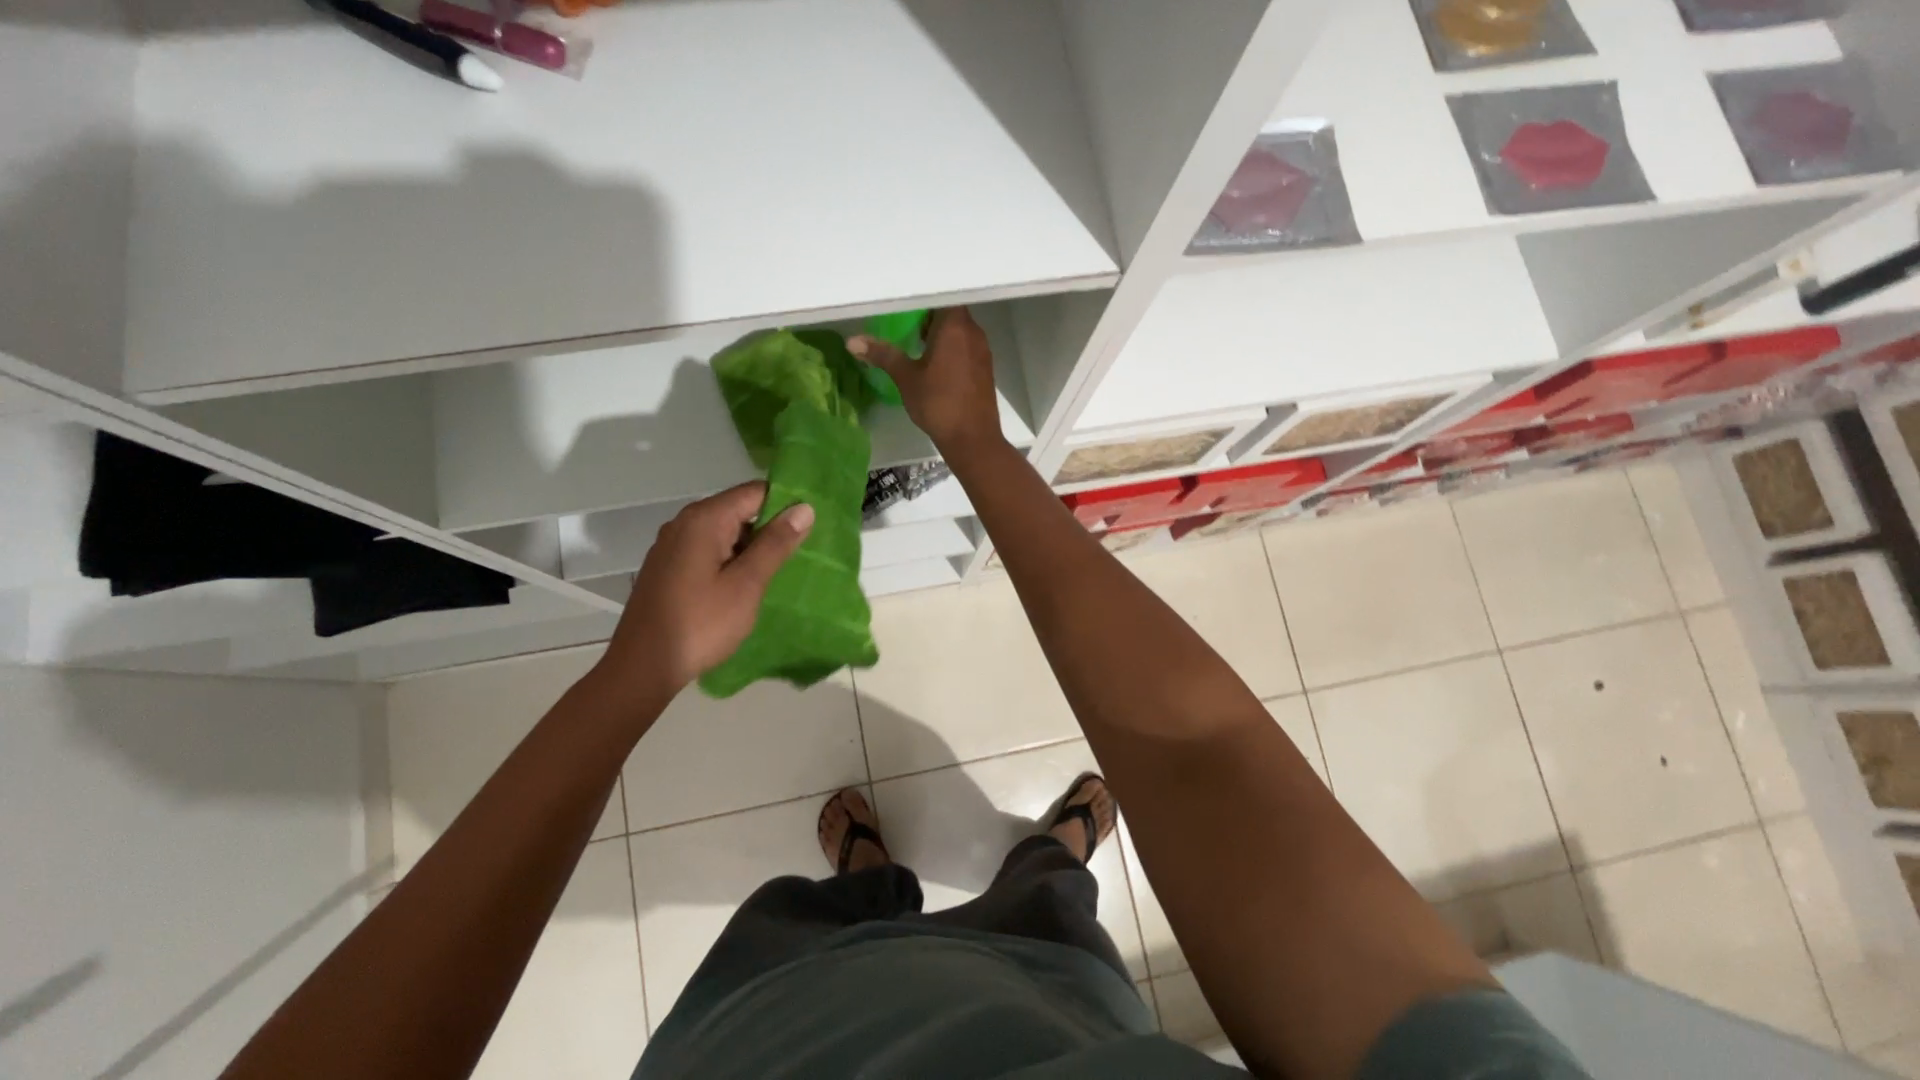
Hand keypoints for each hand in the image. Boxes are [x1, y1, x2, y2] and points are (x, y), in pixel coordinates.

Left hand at [595, 482, 812, 700]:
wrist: (643, 666)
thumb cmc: (700, 624)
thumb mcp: (746, 585)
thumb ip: (775, 544)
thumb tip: (804, 508)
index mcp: (704, 520)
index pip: (754, 492)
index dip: (785, 504)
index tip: (812, 526)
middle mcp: (683, 523)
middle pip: (737, 510)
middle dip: (769, 527)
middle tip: (800, 553)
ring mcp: (671, 546)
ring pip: (722, 533)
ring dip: (750, 547)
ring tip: (777, 572)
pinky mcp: (666, 568)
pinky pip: (706, 551)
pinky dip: (729, 560)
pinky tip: (743, 586)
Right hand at [850, 307, 1002, 453]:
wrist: (972, 438)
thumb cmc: (938, 403)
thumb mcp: (906, 377)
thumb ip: (882, 354)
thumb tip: (852, 341)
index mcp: (955, 326)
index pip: (942, 296)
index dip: (924, 297)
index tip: (906, 303)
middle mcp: (973, 332)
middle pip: (951, 311)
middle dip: (930, 315)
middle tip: (906, 321)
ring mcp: (982, 350)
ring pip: (960, 330)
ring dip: (941, 332)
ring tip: (916, 341)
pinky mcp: (985, 367)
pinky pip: (966, 346)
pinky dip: (951, 347)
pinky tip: (934, 362)